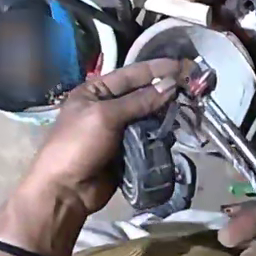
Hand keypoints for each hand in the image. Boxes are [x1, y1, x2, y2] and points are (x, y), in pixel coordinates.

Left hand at [16, 58, 185, 215]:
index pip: (130, 74)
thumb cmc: (78, 145)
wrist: (65, 191)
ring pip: (148, 114)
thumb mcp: (105, 116)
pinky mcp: (128, 148)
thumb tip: (171, 85)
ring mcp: (118, 129)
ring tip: (187, 105)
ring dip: (165, 111)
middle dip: (164, 89)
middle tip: (191, 85)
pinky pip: (149, 135)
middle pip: (142, 93)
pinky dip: (162, 131)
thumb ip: (139, 101)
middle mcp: (108, 106)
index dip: (156, 69)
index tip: (181, 65)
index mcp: (95, 92)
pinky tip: (175, 128)